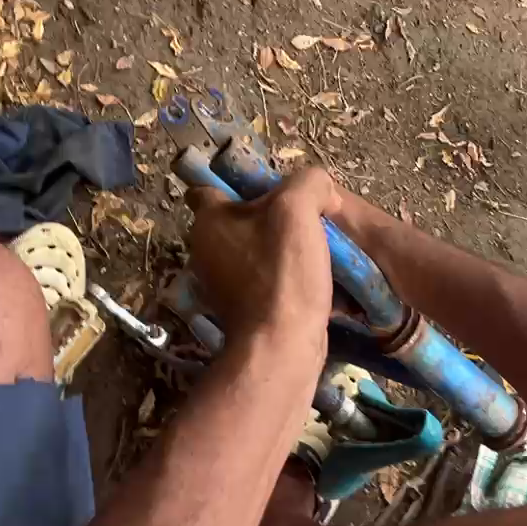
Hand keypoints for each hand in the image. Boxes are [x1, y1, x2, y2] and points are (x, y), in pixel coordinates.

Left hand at [185, 168, 340, 343]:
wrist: (281, 345)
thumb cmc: (281, 272)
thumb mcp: (296, 209)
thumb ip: (308, 183)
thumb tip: (320, 189)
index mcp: (208, 221)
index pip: (207, 187)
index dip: (237, 180)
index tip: (271, 186)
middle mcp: (206, 250)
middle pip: (240, 218)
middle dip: (271, 215)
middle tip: (307, 216)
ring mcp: (222, 283)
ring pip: (256, 249)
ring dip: (283, 246)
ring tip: (318, 247)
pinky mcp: (242, 309)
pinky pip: (265, 278)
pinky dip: (286, 275)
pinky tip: (313, 276)